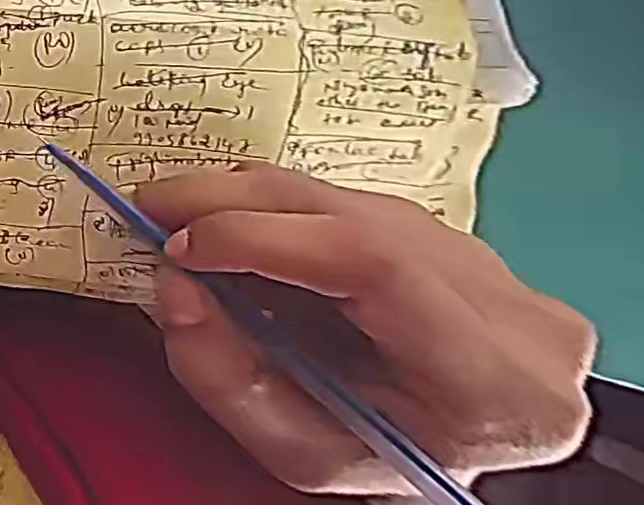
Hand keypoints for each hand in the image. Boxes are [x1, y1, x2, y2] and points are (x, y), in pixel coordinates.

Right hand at [138, 163, 595, 493]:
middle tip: (148, 209)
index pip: (368, 261)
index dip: (257, 238)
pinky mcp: (427, 219)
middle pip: (335, 211)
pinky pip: (322, 191)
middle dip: (222, 201)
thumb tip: (170, 283)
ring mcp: (466, 246)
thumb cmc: (375, 451)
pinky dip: (258, 201)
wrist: (446, 432)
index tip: (177, 248)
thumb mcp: (299, 452)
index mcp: (493, 374)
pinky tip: (228, 225)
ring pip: (321, 192)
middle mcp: (495, 294)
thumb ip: (225, 378)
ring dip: (232, 195)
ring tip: (176, 217)